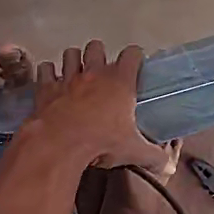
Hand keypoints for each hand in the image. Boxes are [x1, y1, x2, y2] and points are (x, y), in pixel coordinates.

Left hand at [22, 41, 165, 169]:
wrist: (60, 144)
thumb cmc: (103, 142)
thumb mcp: (134, 151)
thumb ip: (153, 156)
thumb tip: (168, 166)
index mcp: (120, 81)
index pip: (132, 54)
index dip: (134, 57)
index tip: (135, 67)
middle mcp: (94, 72)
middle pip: (96, 47)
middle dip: (98, 55)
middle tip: (101, 72)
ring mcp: (68, 77)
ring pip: (70, 53)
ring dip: (73, 60)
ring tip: (76, 74)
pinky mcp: (46, 87)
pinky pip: (45, 69)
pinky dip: (48, 73)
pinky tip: (52, 82)